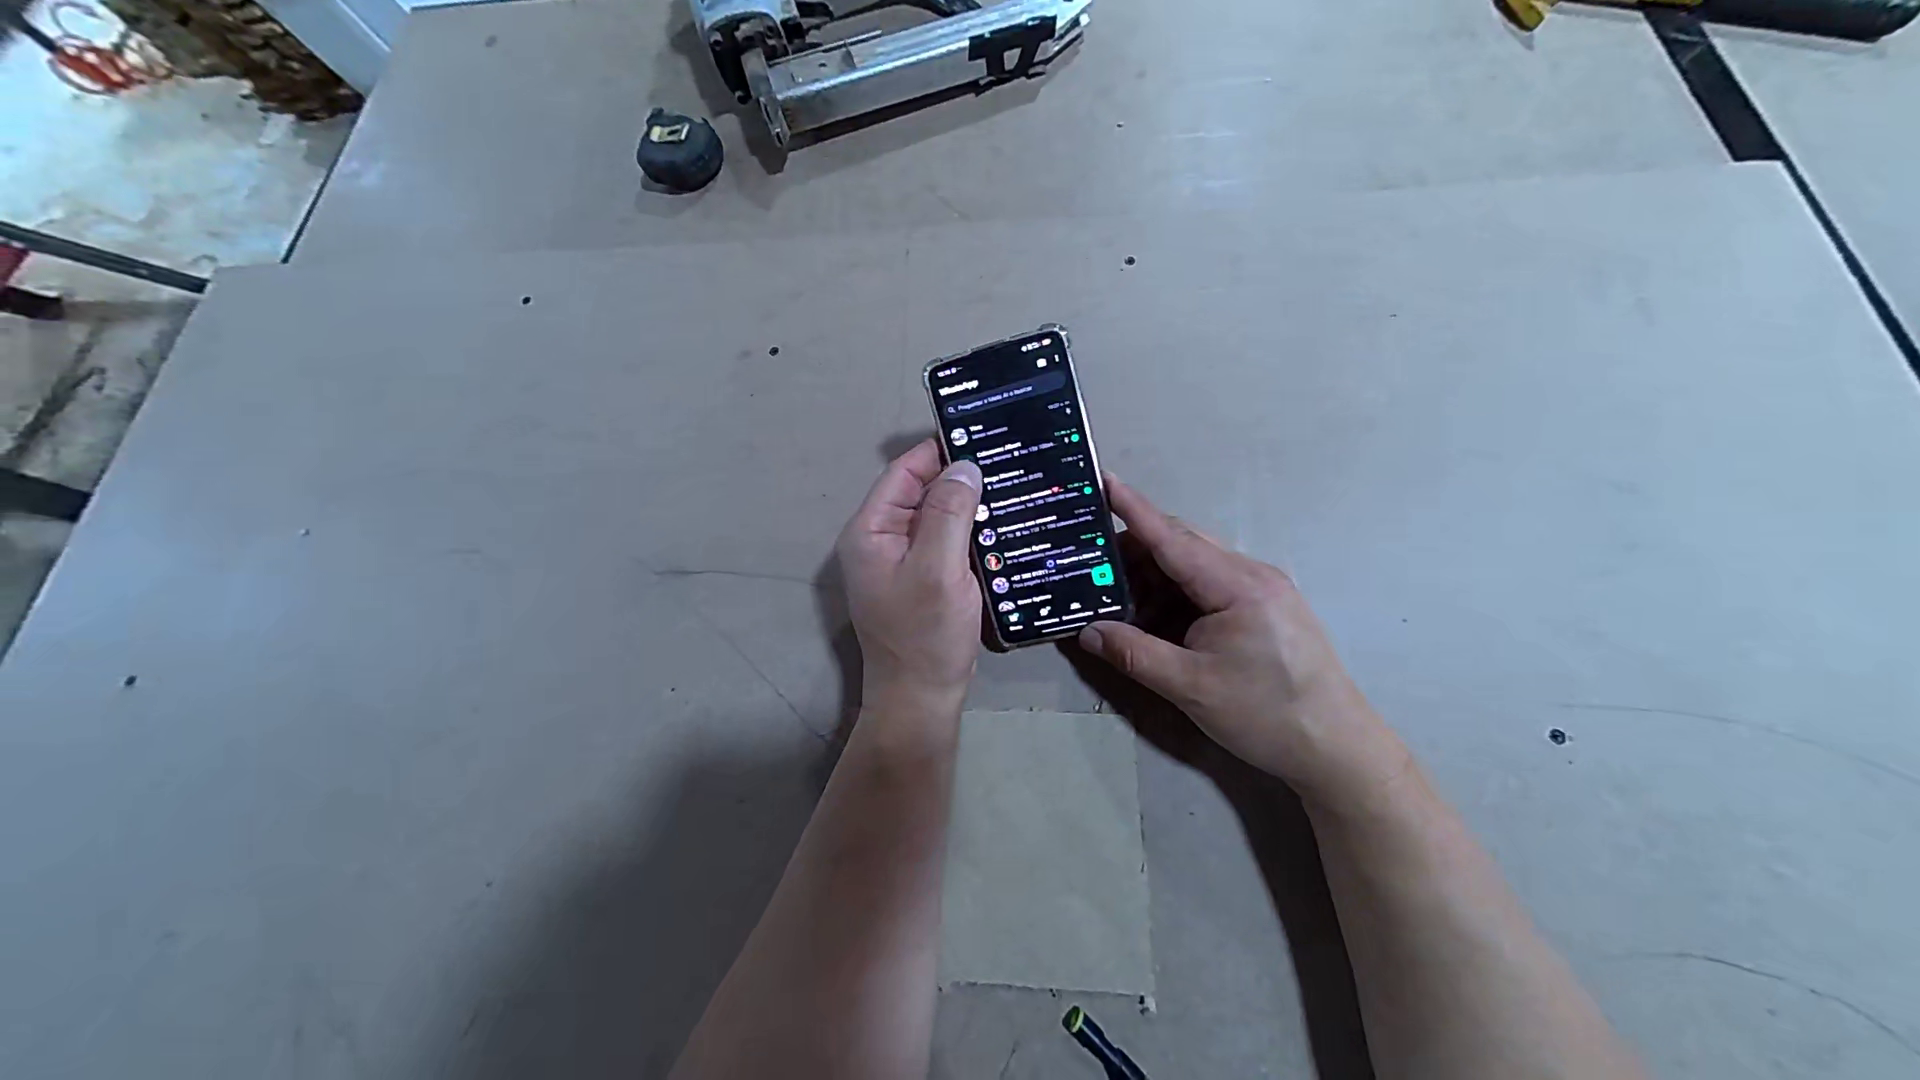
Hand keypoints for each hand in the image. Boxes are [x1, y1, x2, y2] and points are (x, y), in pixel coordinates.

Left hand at [837, 439, 984, 712]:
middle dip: (960, 476)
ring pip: (938, 516)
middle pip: (921, 492)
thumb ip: (948, 513)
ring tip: (1010, 482)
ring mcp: (903, 560)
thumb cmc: (925, 635)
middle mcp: (882, 539)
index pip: (904, 473)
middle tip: (1006, 457)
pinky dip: (970, 530)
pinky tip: (1001, 522)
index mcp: (872, 530)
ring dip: (968, 504)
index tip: (981, 434)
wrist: (922, 697)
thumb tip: (964, 466)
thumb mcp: (938, 569)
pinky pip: (946, 541)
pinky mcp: (924, 577)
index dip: (939, 451)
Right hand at [1077, 476, 1407, 803]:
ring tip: (1119, 601)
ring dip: (1154, 577)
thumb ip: (1134, 654)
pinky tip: (1155, 619)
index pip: (1172, 538)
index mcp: (1238, 586)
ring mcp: (1261, 589)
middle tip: (1093, 567)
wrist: (1336, 749)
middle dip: (1135, 551)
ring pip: (1193, 565)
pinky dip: (1175, 594)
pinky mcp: (1263, 607)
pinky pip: (1208, 585)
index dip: (1133, 509)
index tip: (1103, 479)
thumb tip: (1087, 632)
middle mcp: (1251, 575)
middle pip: (1182, 544)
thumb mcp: (1191, 687)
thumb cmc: (1266, 715)